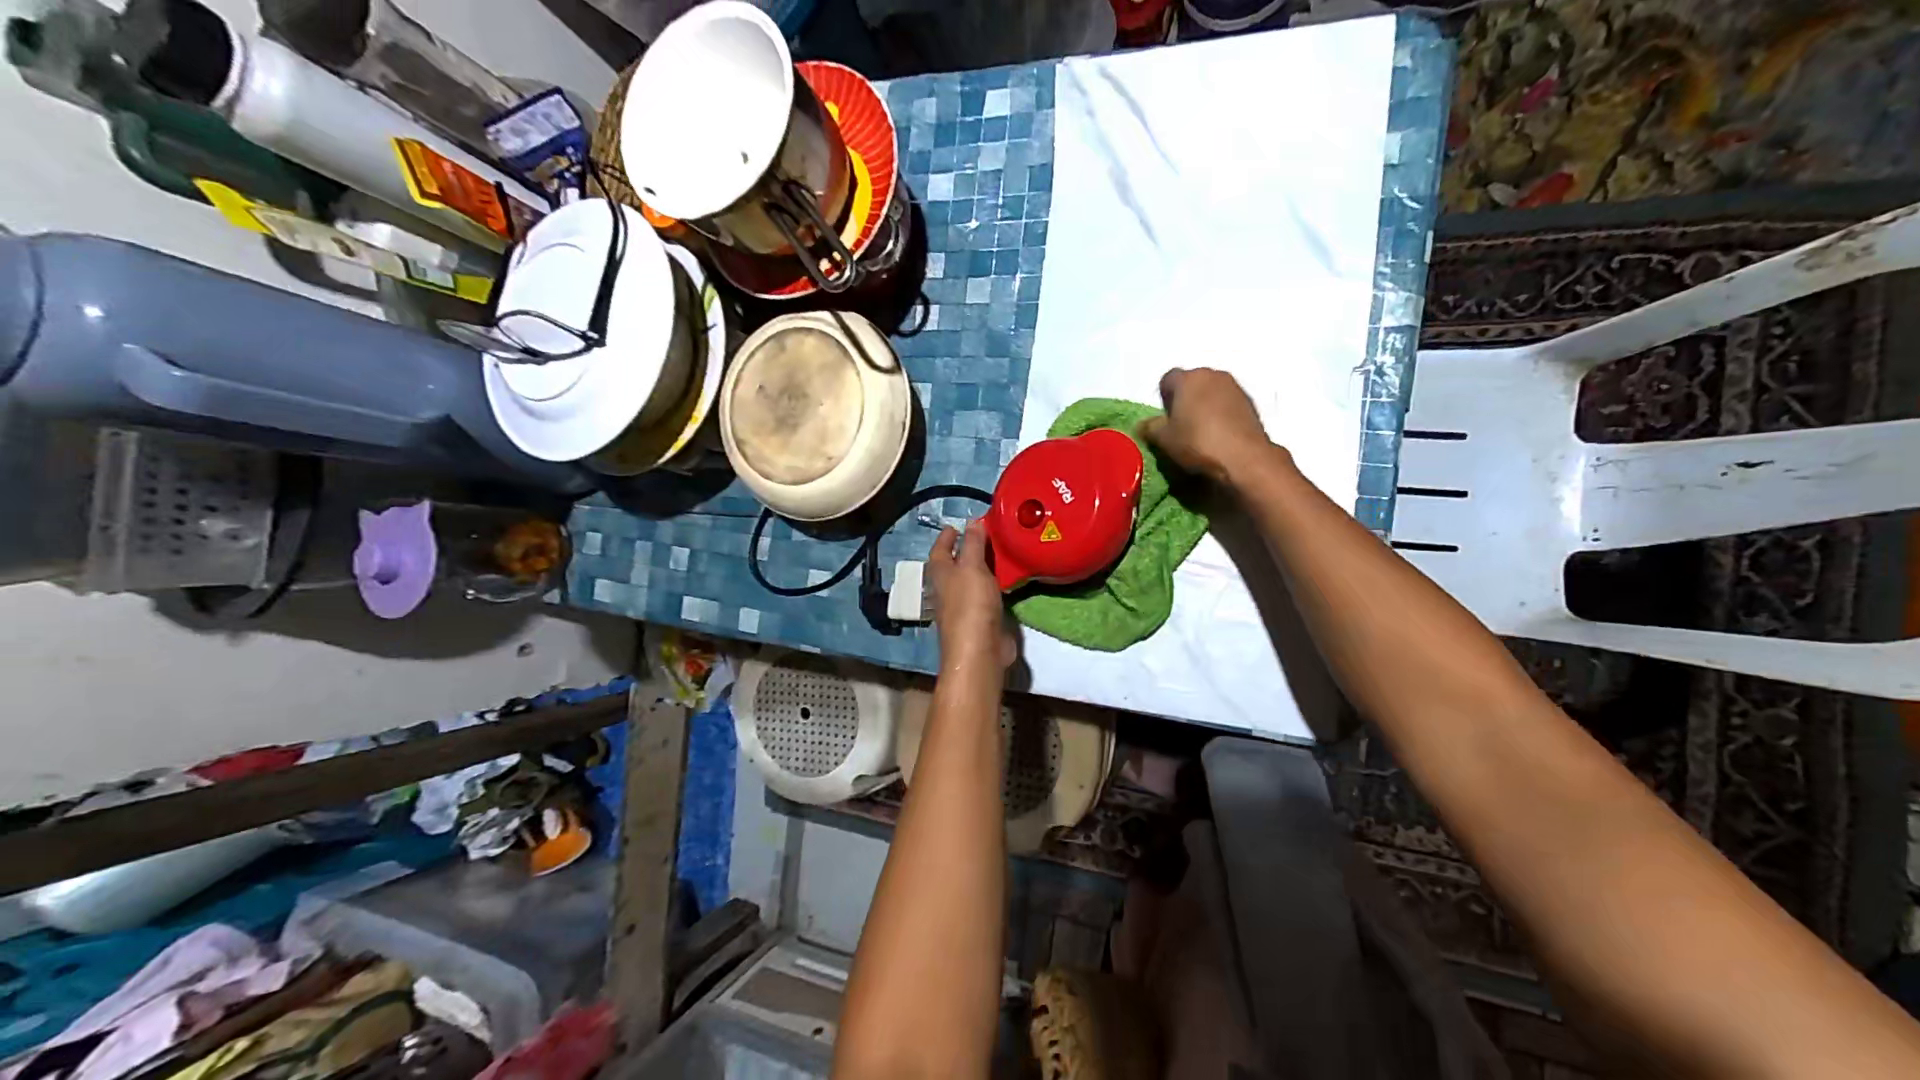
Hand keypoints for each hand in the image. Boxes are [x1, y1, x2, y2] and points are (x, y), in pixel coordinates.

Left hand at [928, 520, 1016, 672]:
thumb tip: (972, 521)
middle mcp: (949, 589)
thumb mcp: (971, 567)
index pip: (939, 549)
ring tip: (1003, 551)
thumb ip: (973, 544)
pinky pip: (988, 595)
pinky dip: (996, 584)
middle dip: (967, 549)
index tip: (957, 525)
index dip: (946, 536)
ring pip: (972, 580)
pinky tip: (1009, 579)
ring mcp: (965, 606)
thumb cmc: (970, 605)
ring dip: (983, 567)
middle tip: (988, 534)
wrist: (980, 651)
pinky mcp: (982, 619)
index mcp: (940, 574)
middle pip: (955, 564)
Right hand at [1138, 367, 1276, 485]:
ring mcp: (1235, 387)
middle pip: (1192, 383)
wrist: (1243, 458)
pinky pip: (1228, 403)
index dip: (1163, 398)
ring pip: (1212, 392)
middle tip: (1181, 425)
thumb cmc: (1197, 443)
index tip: (1165, 418)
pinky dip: (1222, 414)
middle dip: (1185, 399)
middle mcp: (1212, 375)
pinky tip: (1219, 435)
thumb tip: (1145, 425)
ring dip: (1205, 406)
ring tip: (1202, 432)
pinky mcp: (1251, 403)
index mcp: (1188, 378)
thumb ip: (1151, 428)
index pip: (1167, 379)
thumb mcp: (1164, 439)